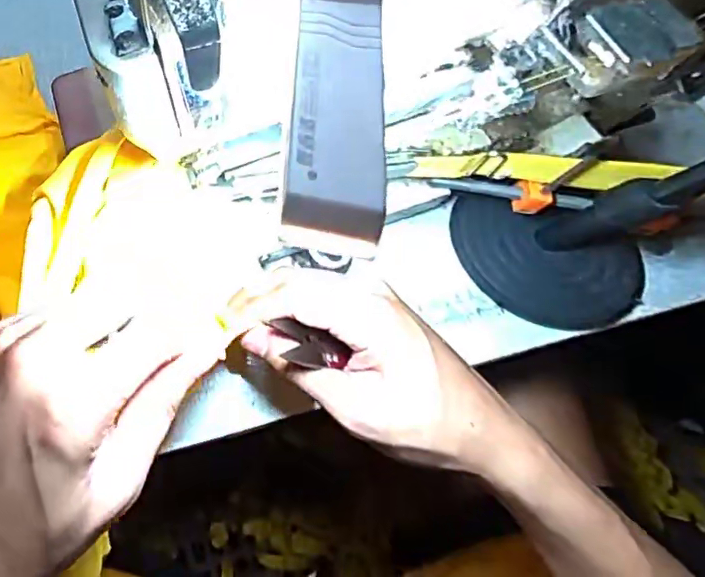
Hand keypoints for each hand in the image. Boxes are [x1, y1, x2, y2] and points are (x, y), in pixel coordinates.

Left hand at [0, 300, 227, 576]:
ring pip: (90, 295)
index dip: (187, 331)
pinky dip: (78, 325)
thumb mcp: (116, 483)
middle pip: (122, 295)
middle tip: (161, 350)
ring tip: (116, 364)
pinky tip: (76, 362)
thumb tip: (203, 349)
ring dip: (114, 319)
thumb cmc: (40, 527)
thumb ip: (162, 405)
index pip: (154, 331)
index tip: (201, 340)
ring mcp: (11, 336)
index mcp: (73, 399)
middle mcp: (39, 351)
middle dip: (151, 317)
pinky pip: (57, 307)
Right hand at [233, 270, 517, 474]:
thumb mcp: (356, 408)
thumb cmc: (430, 422)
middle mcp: (369, 289)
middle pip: (295, 278)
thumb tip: (256, 340)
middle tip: (227, 325)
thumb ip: (299, 368)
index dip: (252, 308)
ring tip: (248, 332)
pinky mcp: (370, 302)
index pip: (292, 293)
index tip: (225, 325)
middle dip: (256, 300)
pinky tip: (282, 331)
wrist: (479, 426)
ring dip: (273, 304)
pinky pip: (321, 294)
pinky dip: (294, 310)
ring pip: (304, 283)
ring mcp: (371, 291)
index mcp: (368, 310)